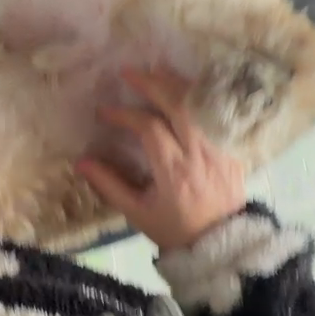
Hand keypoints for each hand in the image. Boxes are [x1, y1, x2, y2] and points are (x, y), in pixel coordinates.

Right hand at [76, 68, 246, 249]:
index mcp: (174, 170)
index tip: (105, 111)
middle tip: (128, 72)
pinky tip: (186, 88)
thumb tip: (81, 162)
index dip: (126, 114)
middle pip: (178, 107)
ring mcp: (221, 149)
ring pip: (201, 106)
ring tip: (156, 70)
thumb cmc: (174, 228)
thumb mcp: (136, 213)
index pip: (149, 128)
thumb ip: (109, 185)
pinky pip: (219, 114)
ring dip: (177, 84)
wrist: (223, 245)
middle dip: (152, 85)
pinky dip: (202, 97)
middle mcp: (200, 154)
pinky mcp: (233, 149)